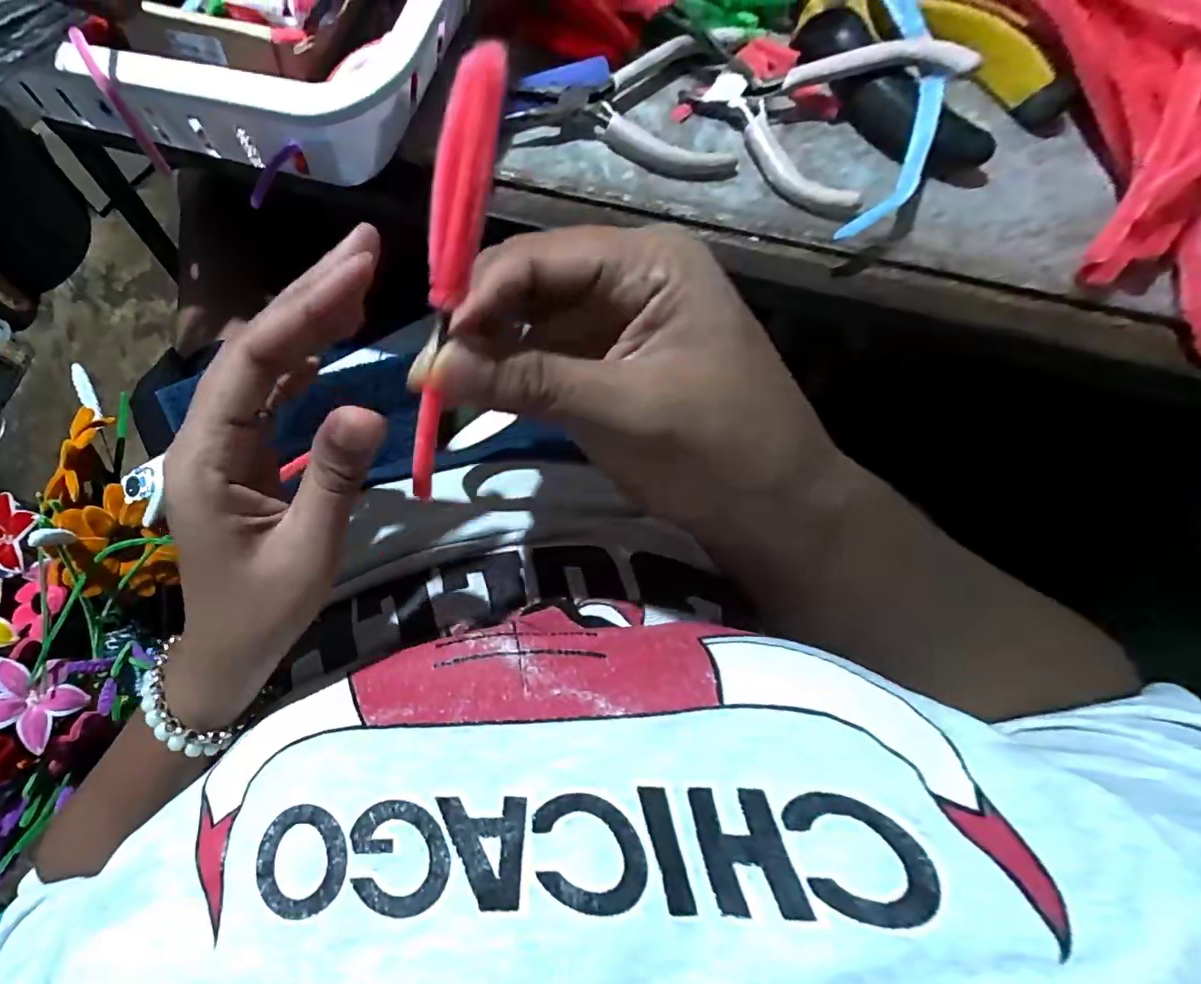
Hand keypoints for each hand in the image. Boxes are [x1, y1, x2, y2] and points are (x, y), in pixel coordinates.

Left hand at [160, 225, 388, 728]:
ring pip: (261, 366)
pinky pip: (271, 396)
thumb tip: (368, 408)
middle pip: (252, 349)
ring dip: (307, 321)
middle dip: (306, 295)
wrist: (226, 655)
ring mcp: (222, 443)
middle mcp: (205, 436)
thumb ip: (333, 479)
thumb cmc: (260, 615)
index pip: (253, 362)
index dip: (305, 308)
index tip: (359, 265)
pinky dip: (304, 362)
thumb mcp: (306, 554)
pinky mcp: (242, 456)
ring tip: (358, 280)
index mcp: (207, 456)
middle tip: (365, 247)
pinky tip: (333, 338)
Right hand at [411, 226, 846, 548]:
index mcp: (647, 262)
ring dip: (484, 347)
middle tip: (430, 369)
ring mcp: (609, 323)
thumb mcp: (618, 409)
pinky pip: (536, 356)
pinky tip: (473, 389)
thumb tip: (430, 369)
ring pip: (526, 321)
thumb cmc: (713, 450)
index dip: (482, 292)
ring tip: (441, 382)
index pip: (542, 257)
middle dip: (477, 320)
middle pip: (528, 282)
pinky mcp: (597, 364)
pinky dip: (504, 372)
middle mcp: (623, 278)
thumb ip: (525, 382)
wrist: (770, 510)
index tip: (436, 344)